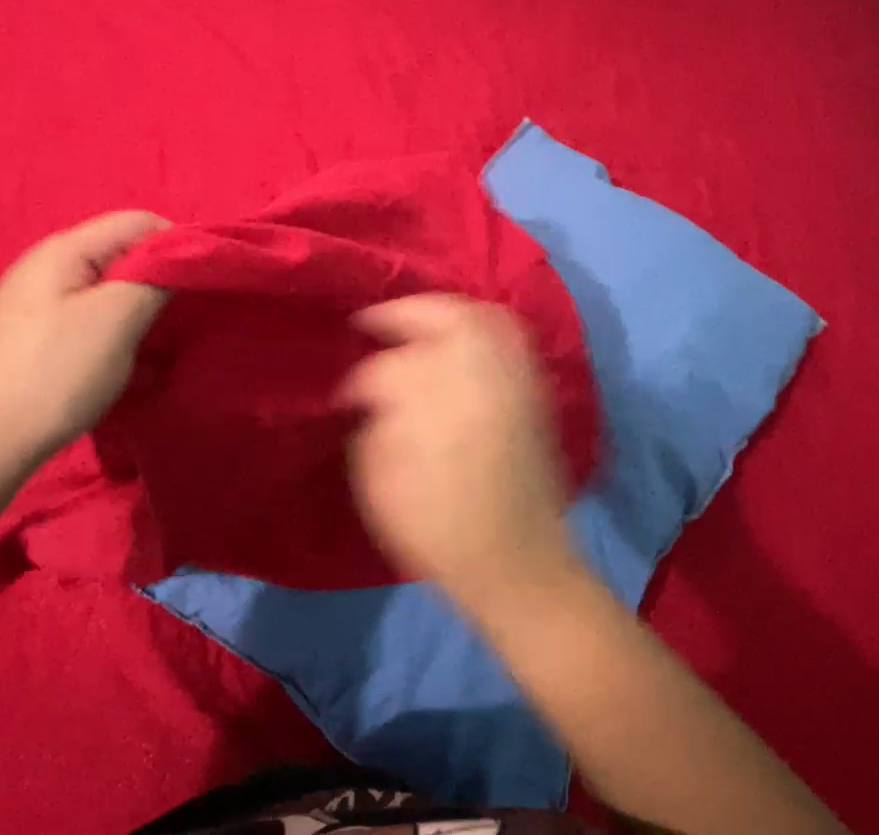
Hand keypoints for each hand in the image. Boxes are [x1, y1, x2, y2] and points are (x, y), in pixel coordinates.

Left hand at [0, 211, 170, 465]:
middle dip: (163, 283)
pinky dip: (123, 340)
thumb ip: (155, 279)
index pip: (139, 222)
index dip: (179, 245)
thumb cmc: (54, 373)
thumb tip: (181, 258)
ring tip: (168, 348)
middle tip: (190, 319)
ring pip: (112, 294)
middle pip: (125, 256)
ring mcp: (42, 307)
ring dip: (145, 316)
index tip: (206, 283)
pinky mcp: (41, 342)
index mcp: (65, 250)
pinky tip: (137, 372)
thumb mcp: (116, 319)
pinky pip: (96, 325)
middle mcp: (50, 268)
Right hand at [341, 294, 582, 612]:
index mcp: (433, 406)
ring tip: (413, 324)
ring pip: (481, 320)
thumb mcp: (383, 489)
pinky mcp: (533, 394)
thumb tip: (371, 397)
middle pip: (443, 319)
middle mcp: (480, 382)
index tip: (345, 396)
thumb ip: (372, 429)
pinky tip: (458, 342)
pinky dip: (480, 328)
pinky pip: (511, 340)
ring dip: (443, 313)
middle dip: (405, 314)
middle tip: (374, 324)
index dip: (359, 379)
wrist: (517, 564)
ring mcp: (513, 383)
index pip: (387, 369)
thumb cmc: (440, 534)